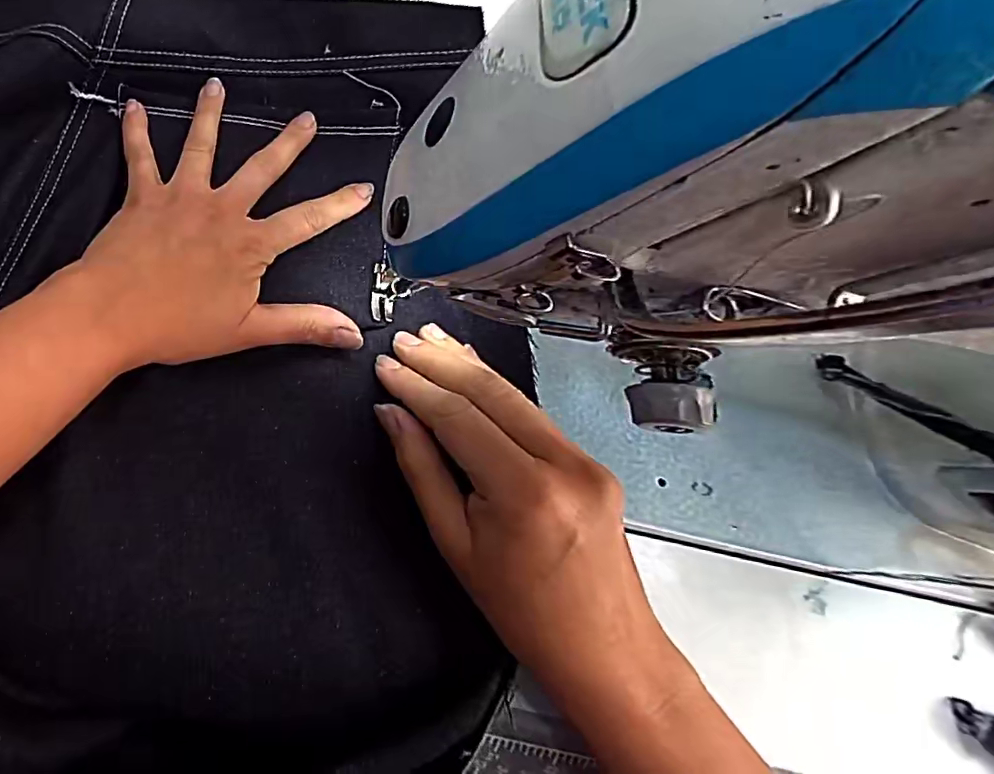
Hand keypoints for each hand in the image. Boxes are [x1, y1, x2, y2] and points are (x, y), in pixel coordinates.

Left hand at [63, 77, 372, 369]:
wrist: (108, 316)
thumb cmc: (175, 326)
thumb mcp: (248, 331)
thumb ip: (302, 325)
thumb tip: (351, 333)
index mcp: (249, 243)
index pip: (307, 220)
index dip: (338, 205)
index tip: (362, 189)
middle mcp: (221, 210)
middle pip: (263, 167)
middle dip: (289, 143)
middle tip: (306, 119)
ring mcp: (182, 197)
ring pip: (202, 146)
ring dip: (211, 114)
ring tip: (217, 87)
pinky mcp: (144, 195)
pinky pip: (141, 155)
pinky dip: (137, 130)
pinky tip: (135, 106)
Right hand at [373, 324, 767, 772]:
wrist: (606, 651)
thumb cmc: (529, 615)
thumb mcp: (456, 546)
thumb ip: (422, 471)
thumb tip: (394, 417)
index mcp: (526, 493)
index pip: (458, 417)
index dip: (416, 387)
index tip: (388, 368)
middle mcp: (564, 466)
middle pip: (490, 392)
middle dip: (440, 362)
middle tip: (405, 342)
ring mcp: (585, 459)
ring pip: (515, 394)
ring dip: (468, 366)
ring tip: (432, 342)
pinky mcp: (591, 460)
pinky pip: (534, 413)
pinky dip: (497, 389)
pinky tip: (473, 371)